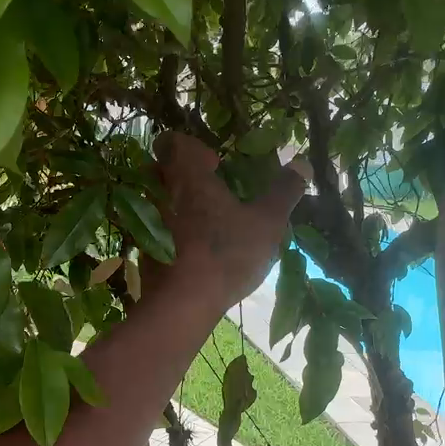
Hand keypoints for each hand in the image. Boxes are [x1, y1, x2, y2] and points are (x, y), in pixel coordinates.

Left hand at [147, 132, 306, 311]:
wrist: (182, 304)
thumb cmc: (226, 254)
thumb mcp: (267, 222)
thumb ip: (284, 191)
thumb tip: (303, 163)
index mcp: (186, 175)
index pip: (172, 141)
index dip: (191, 148)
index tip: (214, 164)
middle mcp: (157, 192)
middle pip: (160, 170)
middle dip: (182, 176)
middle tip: (212, 192)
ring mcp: (145, 222)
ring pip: (155, 201)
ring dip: (175, 205)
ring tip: (205, 221)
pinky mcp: (142, 250)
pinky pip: (153, 230)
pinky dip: (169, 232)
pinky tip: (192, 249)